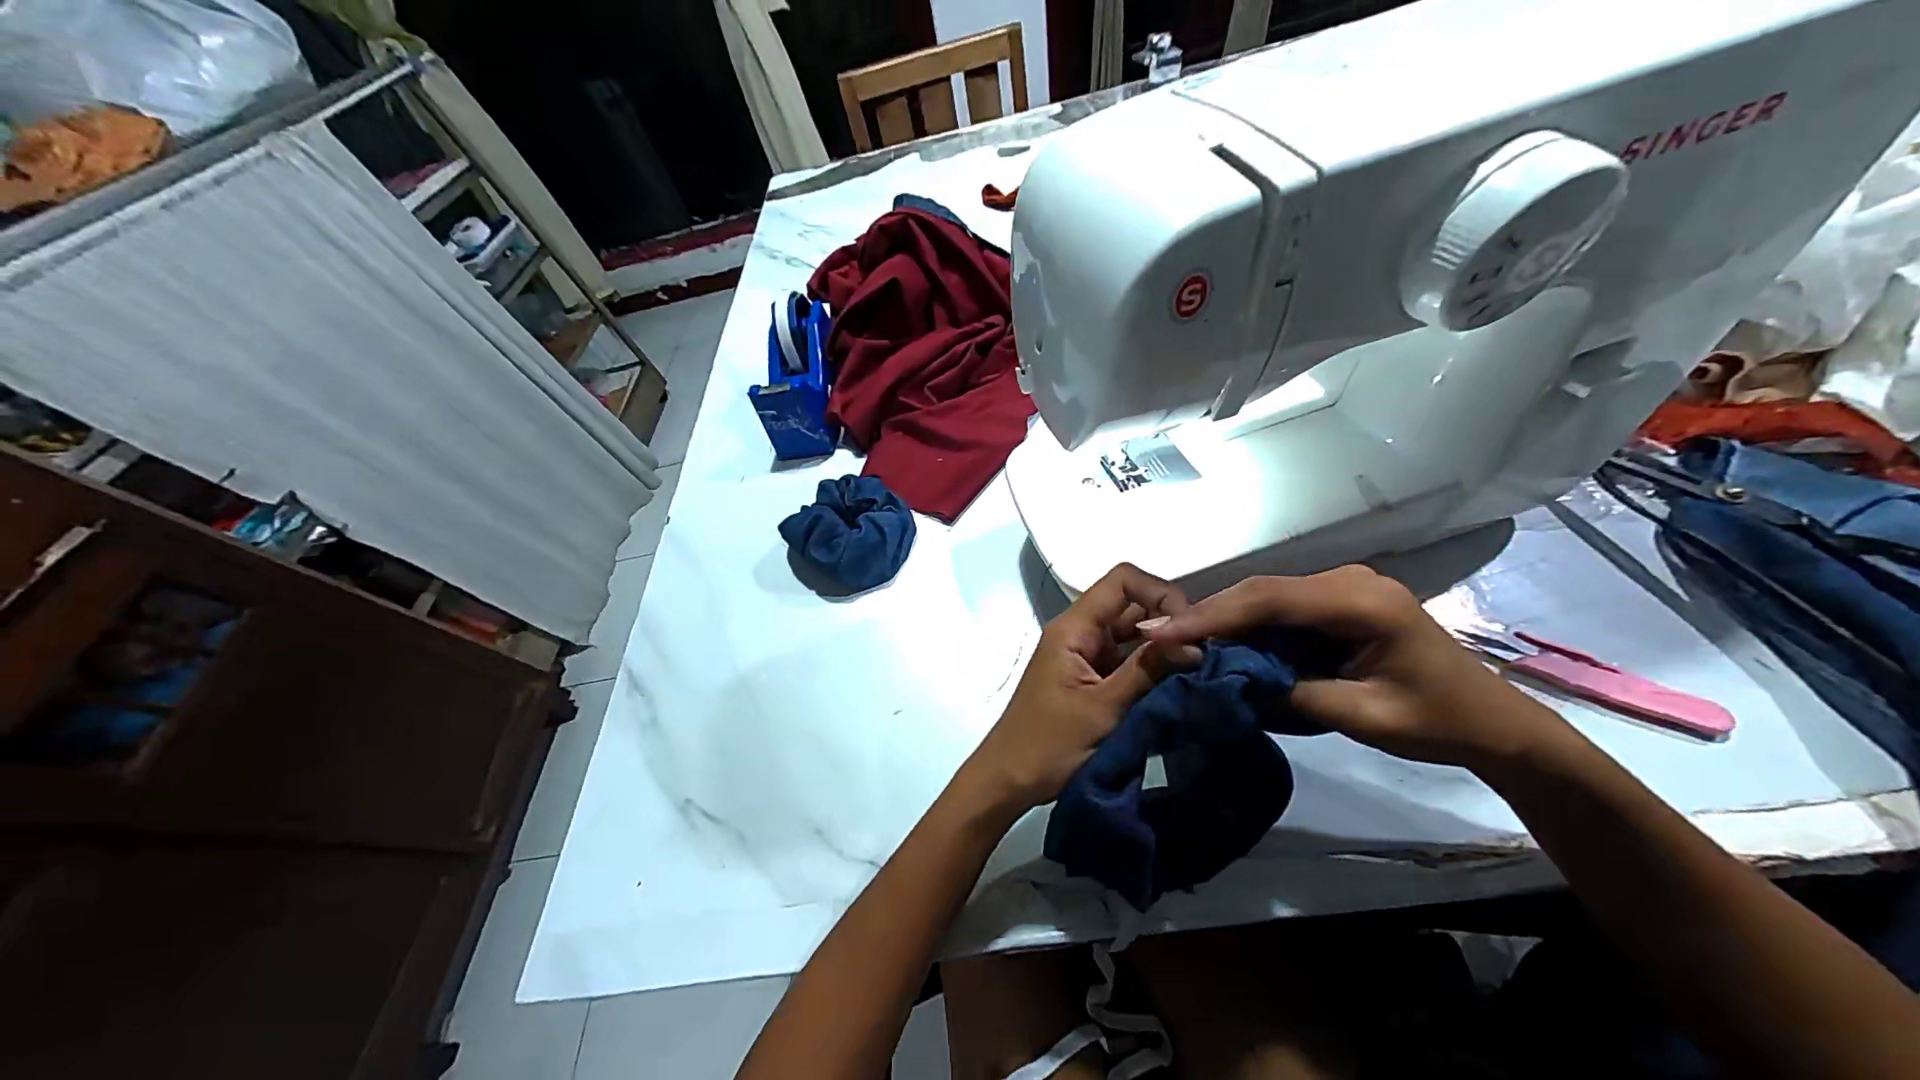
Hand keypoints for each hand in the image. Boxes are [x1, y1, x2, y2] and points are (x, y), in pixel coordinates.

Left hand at [963, 563, 1201, 811]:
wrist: (1008, 779)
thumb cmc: (1049, 745)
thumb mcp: (1104, 708)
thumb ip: (1148, 670)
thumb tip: (1195, 642)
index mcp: (1073, 628)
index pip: (1122, 581)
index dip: (1160, 592)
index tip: (1189, 626)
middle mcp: (1079, 632)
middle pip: (1130, 605)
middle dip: (1169, 620)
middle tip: (1204, 649)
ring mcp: (1084, 654)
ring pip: (1131, 632)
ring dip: (1163, 644)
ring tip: (1198, 664)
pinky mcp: (1090, 677)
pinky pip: (1126, 658)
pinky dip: (1151, 664)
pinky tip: (1177, 679)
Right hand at [1144, 566, 1571, 771]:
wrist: (1495, 723)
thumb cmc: (1439, 721)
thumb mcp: (1363, 716)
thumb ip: (1293, 692)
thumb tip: (1229, 680)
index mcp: (1362, 602)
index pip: (1271, 599)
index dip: (1212, 615)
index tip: (1164, 632)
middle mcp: (1349, 581)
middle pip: (1262, 590)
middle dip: (1208, 613)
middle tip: (1156, 634)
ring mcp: (1344, 588)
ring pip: (1266, 596)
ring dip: (1224, 618)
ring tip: (1177, 638)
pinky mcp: (1338, 603)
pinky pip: (1281, 608)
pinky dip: (1248, 625)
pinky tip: (1220, 641)